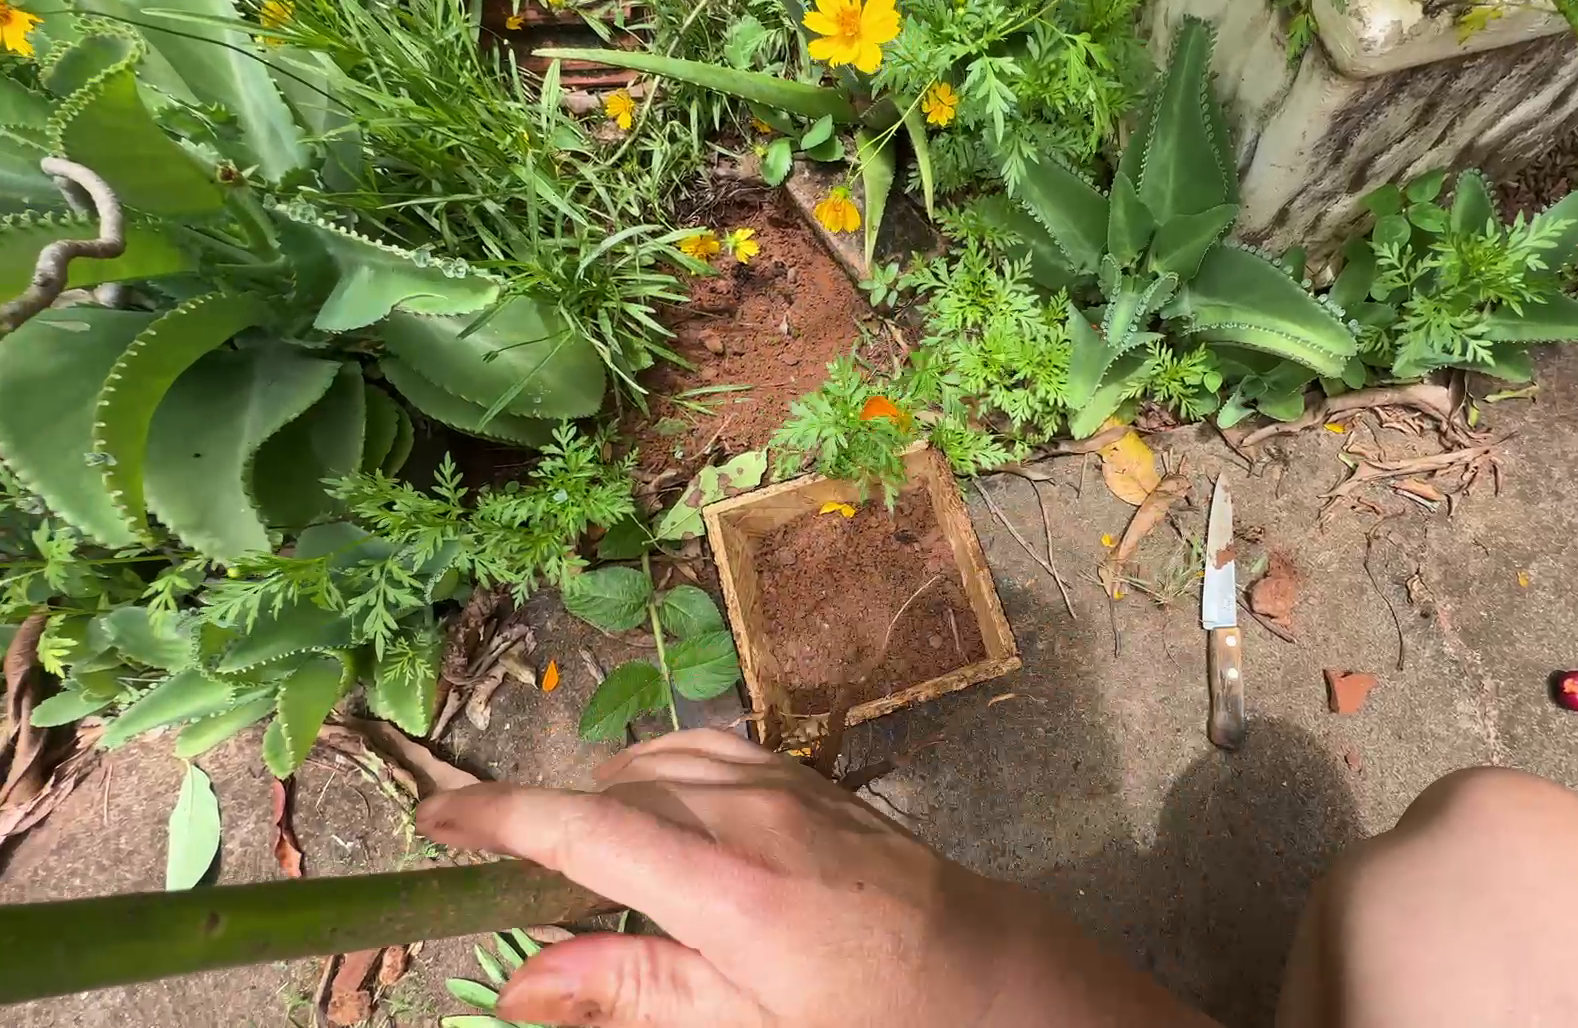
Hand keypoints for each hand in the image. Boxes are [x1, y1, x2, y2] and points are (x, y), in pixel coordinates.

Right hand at [418, 729, 1216, 1027]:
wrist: (967, 954)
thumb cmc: (857, 1009)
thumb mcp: (741, 1024)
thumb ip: (633, 991)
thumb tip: (523, 983)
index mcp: (724, 884)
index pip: (589, 830)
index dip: (503, 815)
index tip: (438, 818)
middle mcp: (748, 811)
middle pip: (620, 786)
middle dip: (553, 811)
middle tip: (511, 862)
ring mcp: (782, 781)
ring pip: (666, 757)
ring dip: (611, 786)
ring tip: (582, 838)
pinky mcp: (804, 774)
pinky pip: (715, 748)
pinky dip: (668, 765)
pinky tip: (663, 799)